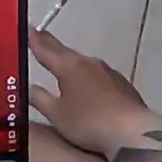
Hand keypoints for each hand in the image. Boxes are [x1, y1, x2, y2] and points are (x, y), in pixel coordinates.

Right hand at [27, 29, 161, 158]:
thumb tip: (29, 87)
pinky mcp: (122, 84)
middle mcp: (88, 64)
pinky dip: (85, 74)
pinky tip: (84, 83)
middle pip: (64, 51)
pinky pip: (97, 74)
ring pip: (82, 62)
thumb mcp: (55, 113)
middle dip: (50, 44)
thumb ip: (39, 98)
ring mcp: (108, 72)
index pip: (46, 49)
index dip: (34, 39)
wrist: (133, 134)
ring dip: (69, 60)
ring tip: (59, 61)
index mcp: (68, 67)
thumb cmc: (87, 122)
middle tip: (38, 35)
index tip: (27, 28)